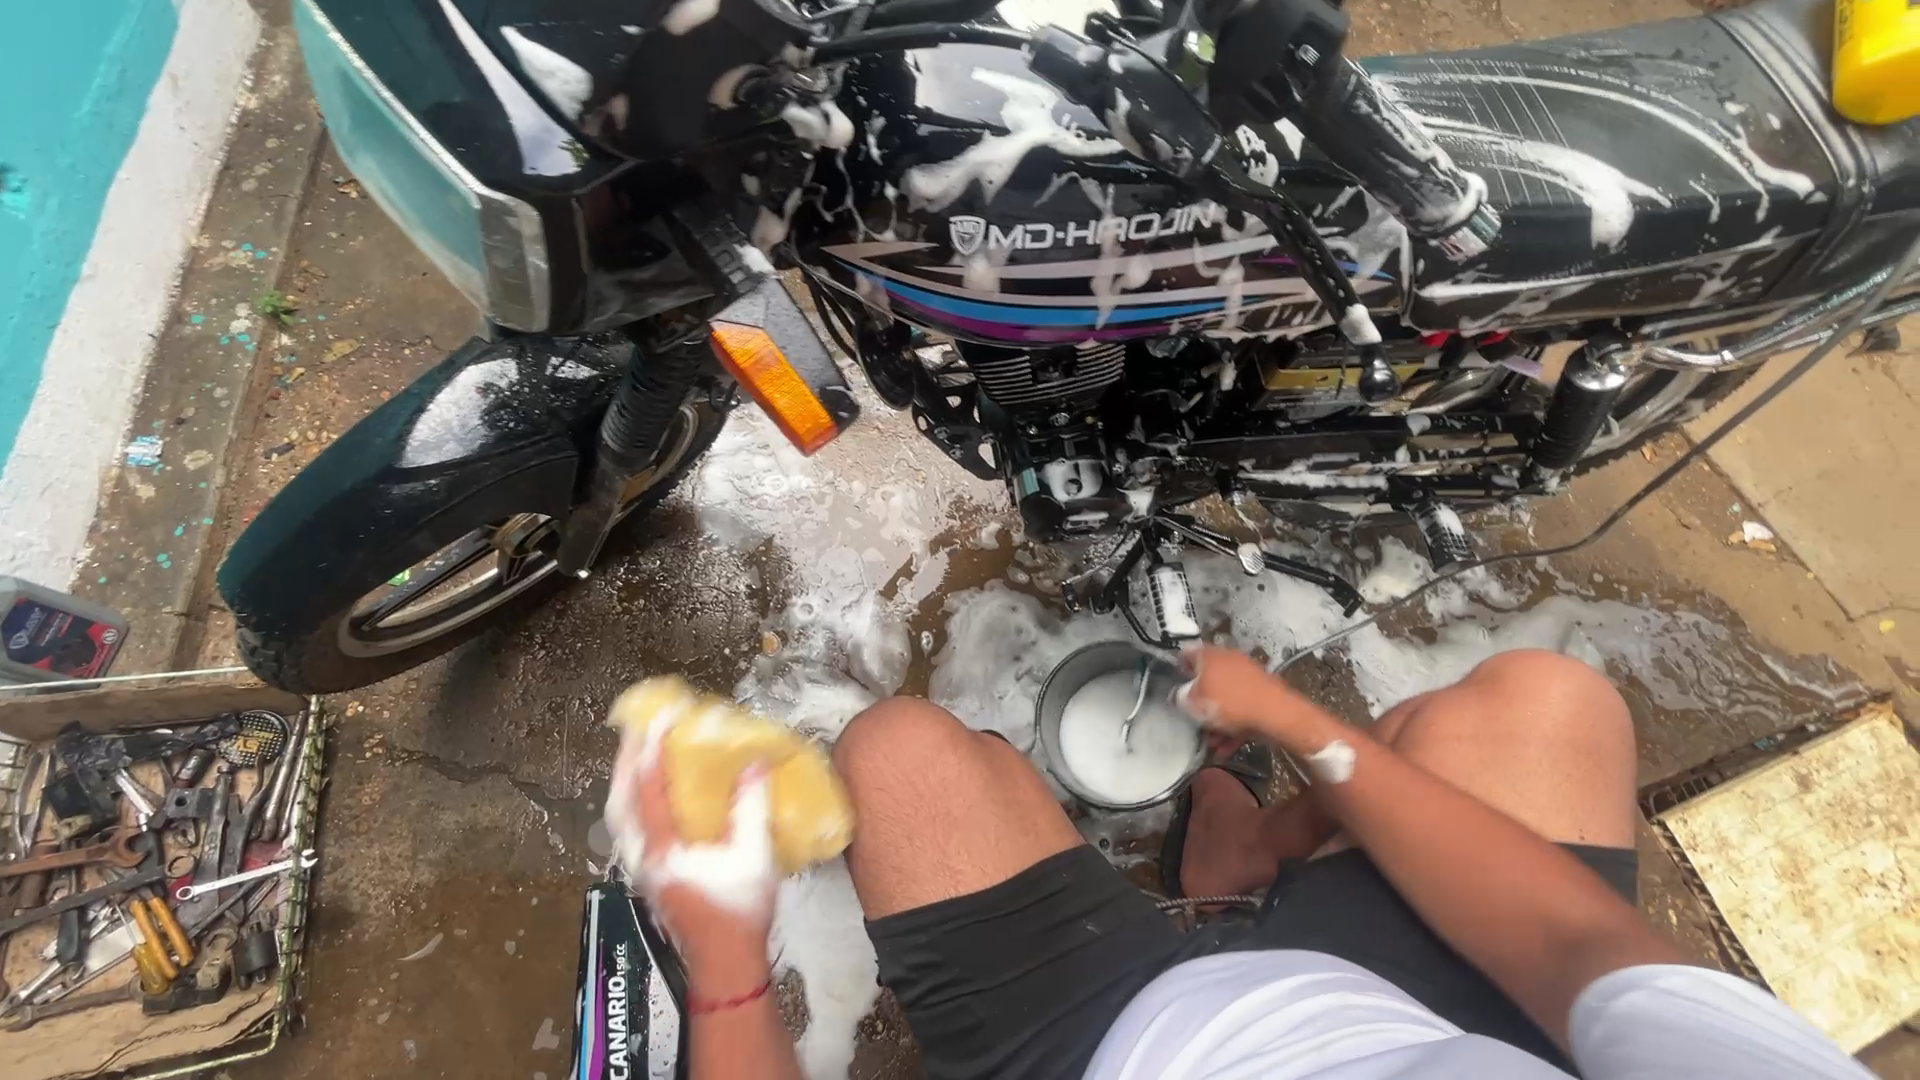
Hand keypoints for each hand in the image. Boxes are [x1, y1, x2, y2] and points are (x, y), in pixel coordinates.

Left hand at [617, 742, 776, 997]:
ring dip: (627, 779)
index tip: (664, 716)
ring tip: (639, 751)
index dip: (654, 748)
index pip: (650, 788)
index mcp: (663, 849)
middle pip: (620, 800)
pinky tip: (652, 792)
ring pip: (619, 815)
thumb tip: (755, 762)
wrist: (725, 963)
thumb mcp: (752, 855)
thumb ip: (750, 807)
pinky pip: (631, 826)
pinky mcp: (650, 875)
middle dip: (626, 760)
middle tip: (637, 727)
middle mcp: (642, 856)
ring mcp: (642, 868)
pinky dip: (635, 799)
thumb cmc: (738, 909)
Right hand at [1175, 645, 1303, 737]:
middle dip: (1199, 699)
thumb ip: (1181, 697)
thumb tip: (1180, 695)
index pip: (1187, 653)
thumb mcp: (1192, 703)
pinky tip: (1226, 746)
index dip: (1178, 667)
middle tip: (1191, 716)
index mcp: (1209, 654)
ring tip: (1210, 741)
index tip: (1174, 682)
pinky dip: (1233, 725)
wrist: (1275, 713)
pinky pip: (1241, 708)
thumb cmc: (1228, 702)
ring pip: (1225, 697)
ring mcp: (1248, 676)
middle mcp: (1229, 659)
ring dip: (1216, 718)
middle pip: (1207, 678)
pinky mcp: (1262, 693)